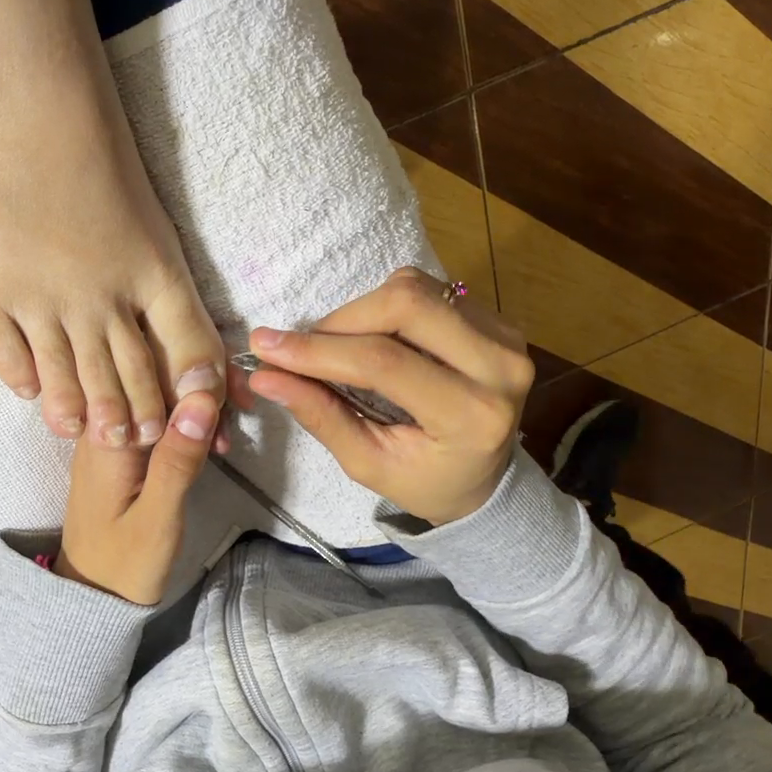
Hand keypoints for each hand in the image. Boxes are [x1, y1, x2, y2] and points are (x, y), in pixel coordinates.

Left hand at [54, 391, 220, 604]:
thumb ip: (178, 459)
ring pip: (158, 393)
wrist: (93, 598)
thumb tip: (203, 397)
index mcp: (106, 435)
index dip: (194, 370)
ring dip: (199, 399)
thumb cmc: (123, 565)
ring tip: (236, 419)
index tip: (234, 389)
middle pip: (152, 374)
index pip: (147, 374)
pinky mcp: (124, 448)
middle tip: (242, 401)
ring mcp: (112, 433)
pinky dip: (188, 419)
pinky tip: (215, 437)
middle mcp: (103, 423)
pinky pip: (157, 415)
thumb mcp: (158, 518)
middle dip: (201, 379)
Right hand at [240, 269, 533, 525]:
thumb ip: (322, 416)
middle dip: (341, 320)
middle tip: (305, 347)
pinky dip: (388, 307)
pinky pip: (432, 290)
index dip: (320, 350)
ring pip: (417, 289)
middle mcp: (500, 367)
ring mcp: (506, 337)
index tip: (266, 347)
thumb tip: (265, 375)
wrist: (486, 481)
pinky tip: (376, 339)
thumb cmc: (424, 481)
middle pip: (406, 304)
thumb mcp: (368, 465)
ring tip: (339, 347)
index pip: (385, 363)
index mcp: (471, 417)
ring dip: (362, 311)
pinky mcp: (500, 321)